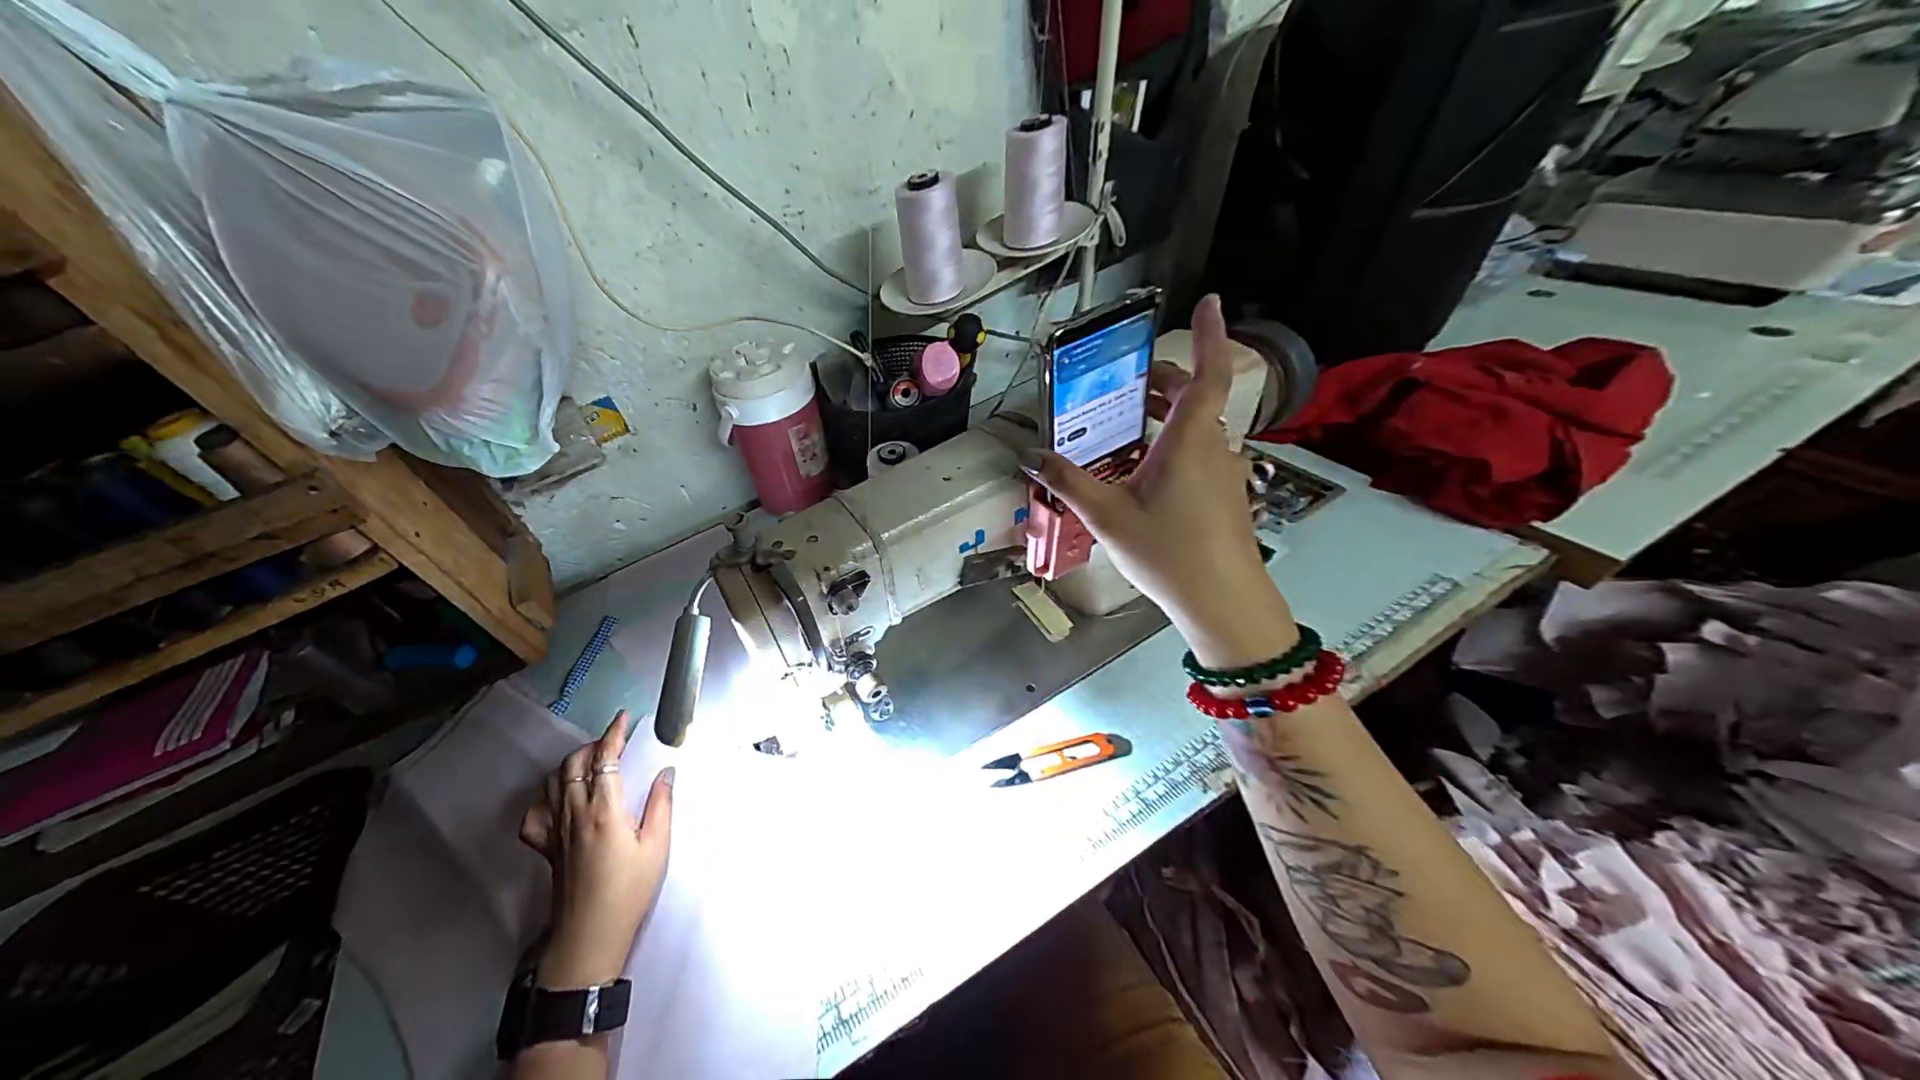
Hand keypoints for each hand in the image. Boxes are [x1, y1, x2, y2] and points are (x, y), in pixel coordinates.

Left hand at [519, 710, 673, 988]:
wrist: (590, 935)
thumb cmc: (629, 890)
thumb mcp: (657, 846)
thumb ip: (660, 804)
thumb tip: (665, 772)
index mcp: (604, 810)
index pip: (604, 759)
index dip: (613, 734)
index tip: (623, 719)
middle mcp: (574, 814)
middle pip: (574, 764)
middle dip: (593, 745)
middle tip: (615, 743)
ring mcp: (555, 830)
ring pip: (553, 782)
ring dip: (571, 764)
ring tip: (592, 763)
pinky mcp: (545, 846)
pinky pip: (536, 812)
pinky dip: (547, 796)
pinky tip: (562, 798)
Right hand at [1021, 294, 1297, 667]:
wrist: (1222, 601)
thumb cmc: (1169, 552)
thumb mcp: (1108, 516)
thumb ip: (1069, 483)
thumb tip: (1032, 456)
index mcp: (1190, 440)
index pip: (1208, 372)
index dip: (1209, 334)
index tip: (1209, 302)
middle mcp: (1214, 447)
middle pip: (1194, 397)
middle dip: (1163, 381)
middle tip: (1126, 382)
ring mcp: (1225, 473)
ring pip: (1197, 428)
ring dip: (1166, 415)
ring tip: (1126, 423)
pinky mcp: (1226, 496)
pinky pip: (1201, 454)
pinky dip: (1175, 445)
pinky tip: (1144, 472)